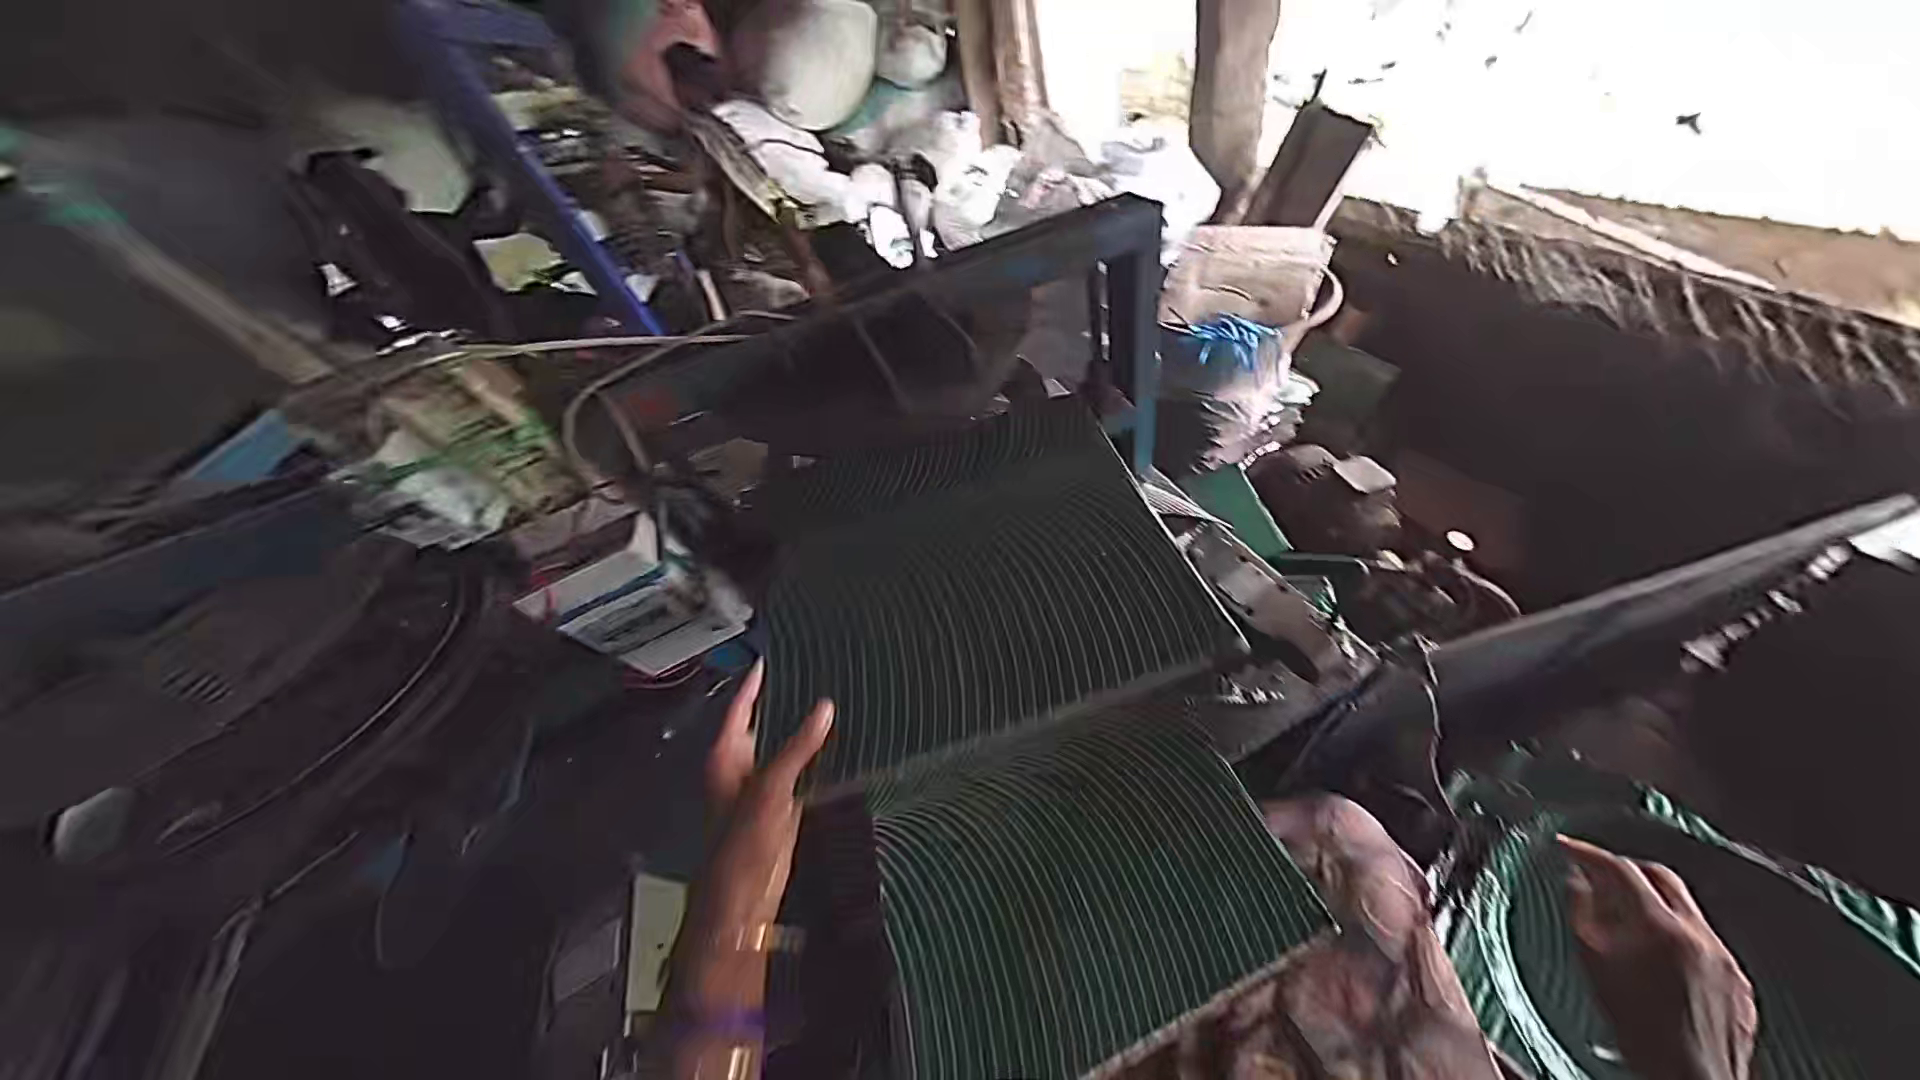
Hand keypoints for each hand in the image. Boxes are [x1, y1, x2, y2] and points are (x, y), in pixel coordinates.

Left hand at [684, 664, 833, 987]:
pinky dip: (815, 755)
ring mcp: (762, 786)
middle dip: (784, 701)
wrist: (743, 901)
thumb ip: (798, 746)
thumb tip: (825, 706)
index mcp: (726, 756)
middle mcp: (742, 766)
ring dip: (802, 729)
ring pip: (784, 746)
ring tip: (829, 700)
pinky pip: (800, 769)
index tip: (770, 658)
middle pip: (763, 723)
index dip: (753, 682)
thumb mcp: (770, 788)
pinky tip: (836, 742)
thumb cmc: (742, 843)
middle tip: (811, 672)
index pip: (740, 707)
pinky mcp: (782, 805)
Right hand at [1560, 836, 1756, 1079]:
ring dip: (1649, 899)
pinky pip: (1701, 939)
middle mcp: (1699, 936)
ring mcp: (1724, 959)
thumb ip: (1582, 907)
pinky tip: (1651, 948)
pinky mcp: (1738, 982)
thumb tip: (1578, 881)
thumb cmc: (1633, 1019)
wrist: (1687, 1074)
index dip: (1587, 852)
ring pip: (1684, 908)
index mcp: (1660, 925)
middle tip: (1596, 868)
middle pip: (1661, 877)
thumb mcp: (1590, 953)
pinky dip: (1671, 930)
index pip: (1620, 868)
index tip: (1566, 847)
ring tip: (1619, 911)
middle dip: (1625, 868)